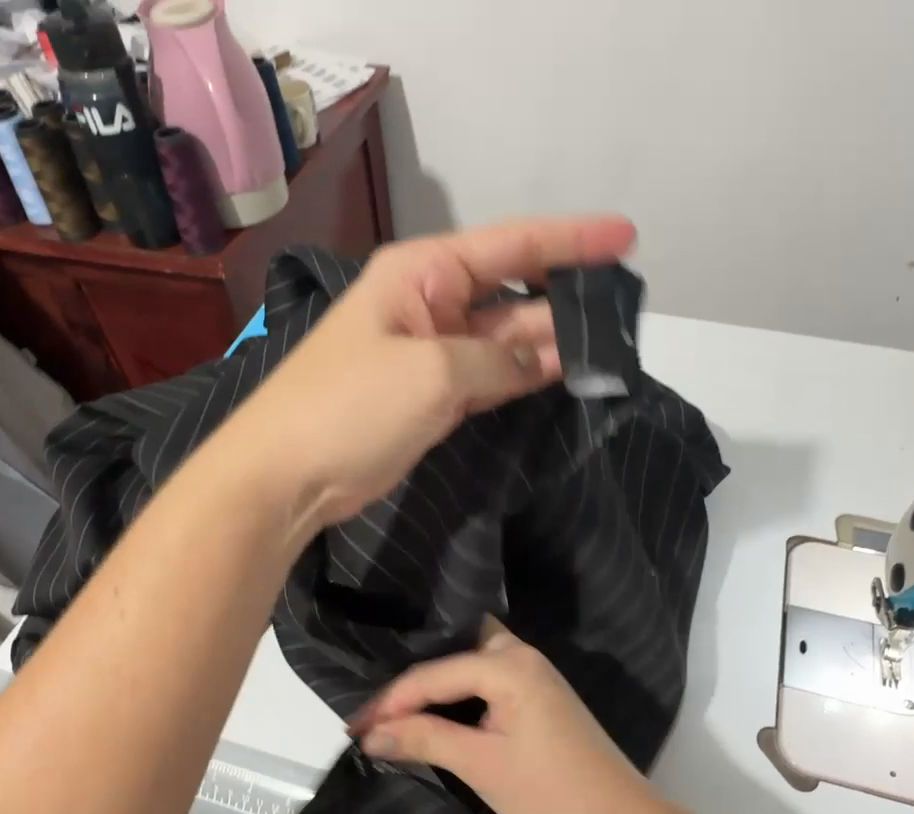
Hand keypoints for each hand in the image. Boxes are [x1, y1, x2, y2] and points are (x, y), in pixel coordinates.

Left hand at [210, 216, 635, 531]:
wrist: (284, 476)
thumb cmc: (349, 407)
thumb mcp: (433, 374)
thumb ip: (500, 361)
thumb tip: (548, 358)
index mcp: (421, 272)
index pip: (510, 244)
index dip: (572, 240)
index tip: (629, 238)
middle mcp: (429, 302)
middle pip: (512, 290)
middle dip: (567, 296)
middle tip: (629, 307)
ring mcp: (430, 352)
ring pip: (504, 339)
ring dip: (551, 343)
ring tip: (613, 346)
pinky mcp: (431, 396)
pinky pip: (490, 377)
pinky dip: (524, 379)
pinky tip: (567, 378)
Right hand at [349, 618, 655, 813]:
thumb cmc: (549, 789)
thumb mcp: (480, 765)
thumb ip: (424, 740)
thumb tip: (369, 734)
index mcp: (509, 663)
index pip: (434, 673)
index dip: (391, 701)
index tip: (353, 727)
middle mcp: (521, 654)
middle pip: (452, 652)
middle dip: (412, 680)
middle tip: (372, 708)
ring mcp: (533, 670)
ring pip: (469, 662)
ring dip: (435, 685)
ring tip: (393, 709)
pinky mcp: (538, 691)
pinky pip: (486, 677)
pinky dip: (457, 692)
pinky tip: (434, 711)